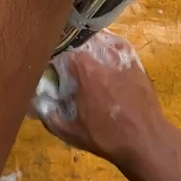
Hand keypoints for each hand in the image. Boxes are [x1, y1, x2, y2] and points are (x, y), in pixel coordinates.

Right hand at [35, 31, 178, 169]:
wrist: (147, 142)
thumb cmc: (108, 137)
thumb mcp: (72, 132)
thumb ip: (49, 115)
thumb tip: (33, 102)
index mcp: (84, 69)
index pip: (61, 49)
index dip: (54, 55)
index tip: (50, 64)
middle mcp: (102, 56)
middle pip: (79, 40)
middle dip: (70, 46)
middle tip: (66, 59)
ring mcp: (121, 56)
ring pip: (98, 38)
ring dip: (87, 42)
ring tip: (82, 52)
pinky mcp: (135, 61)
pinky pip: (116, 43)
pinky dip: (106, 44)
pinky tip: (102, 52)